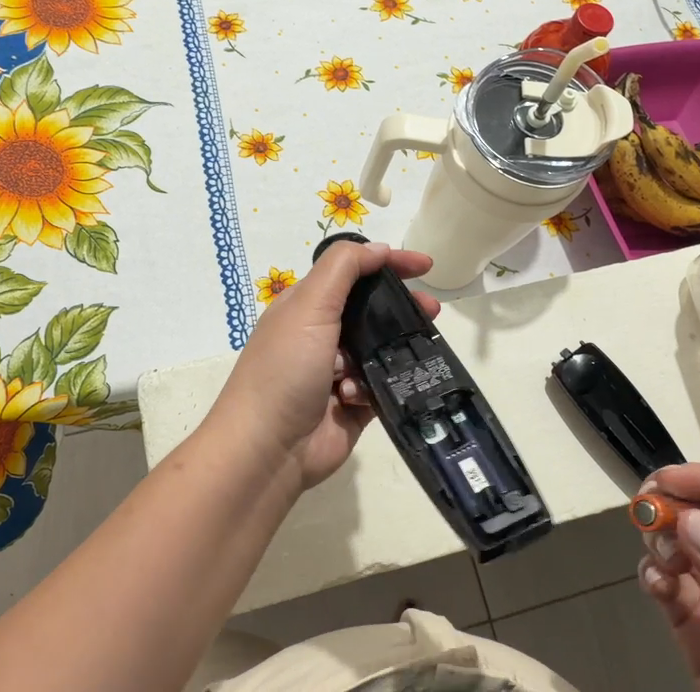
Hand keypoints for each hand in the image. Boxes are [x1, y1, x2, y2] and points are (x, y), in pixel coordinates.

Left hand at [208, 241, 437, 489]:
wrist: (268, 448)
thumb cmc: (285, 367)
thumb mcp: (308, 304)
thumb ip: (344, 268)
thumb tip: (378, 250)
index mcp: (306, 305)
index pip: (353, 272)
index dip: (388, 263)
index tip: (425, 265)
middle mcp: (321, 334)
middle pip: (373, 310)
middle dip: (402, 308)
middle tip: (431, 310)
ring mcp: (337, 371)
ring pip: (382, 348)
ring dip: (389, 350)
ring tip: (408, 354)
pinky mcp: (352, 406)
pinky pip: (380, 386)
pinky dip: (373, 388)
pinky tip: (356, 397)